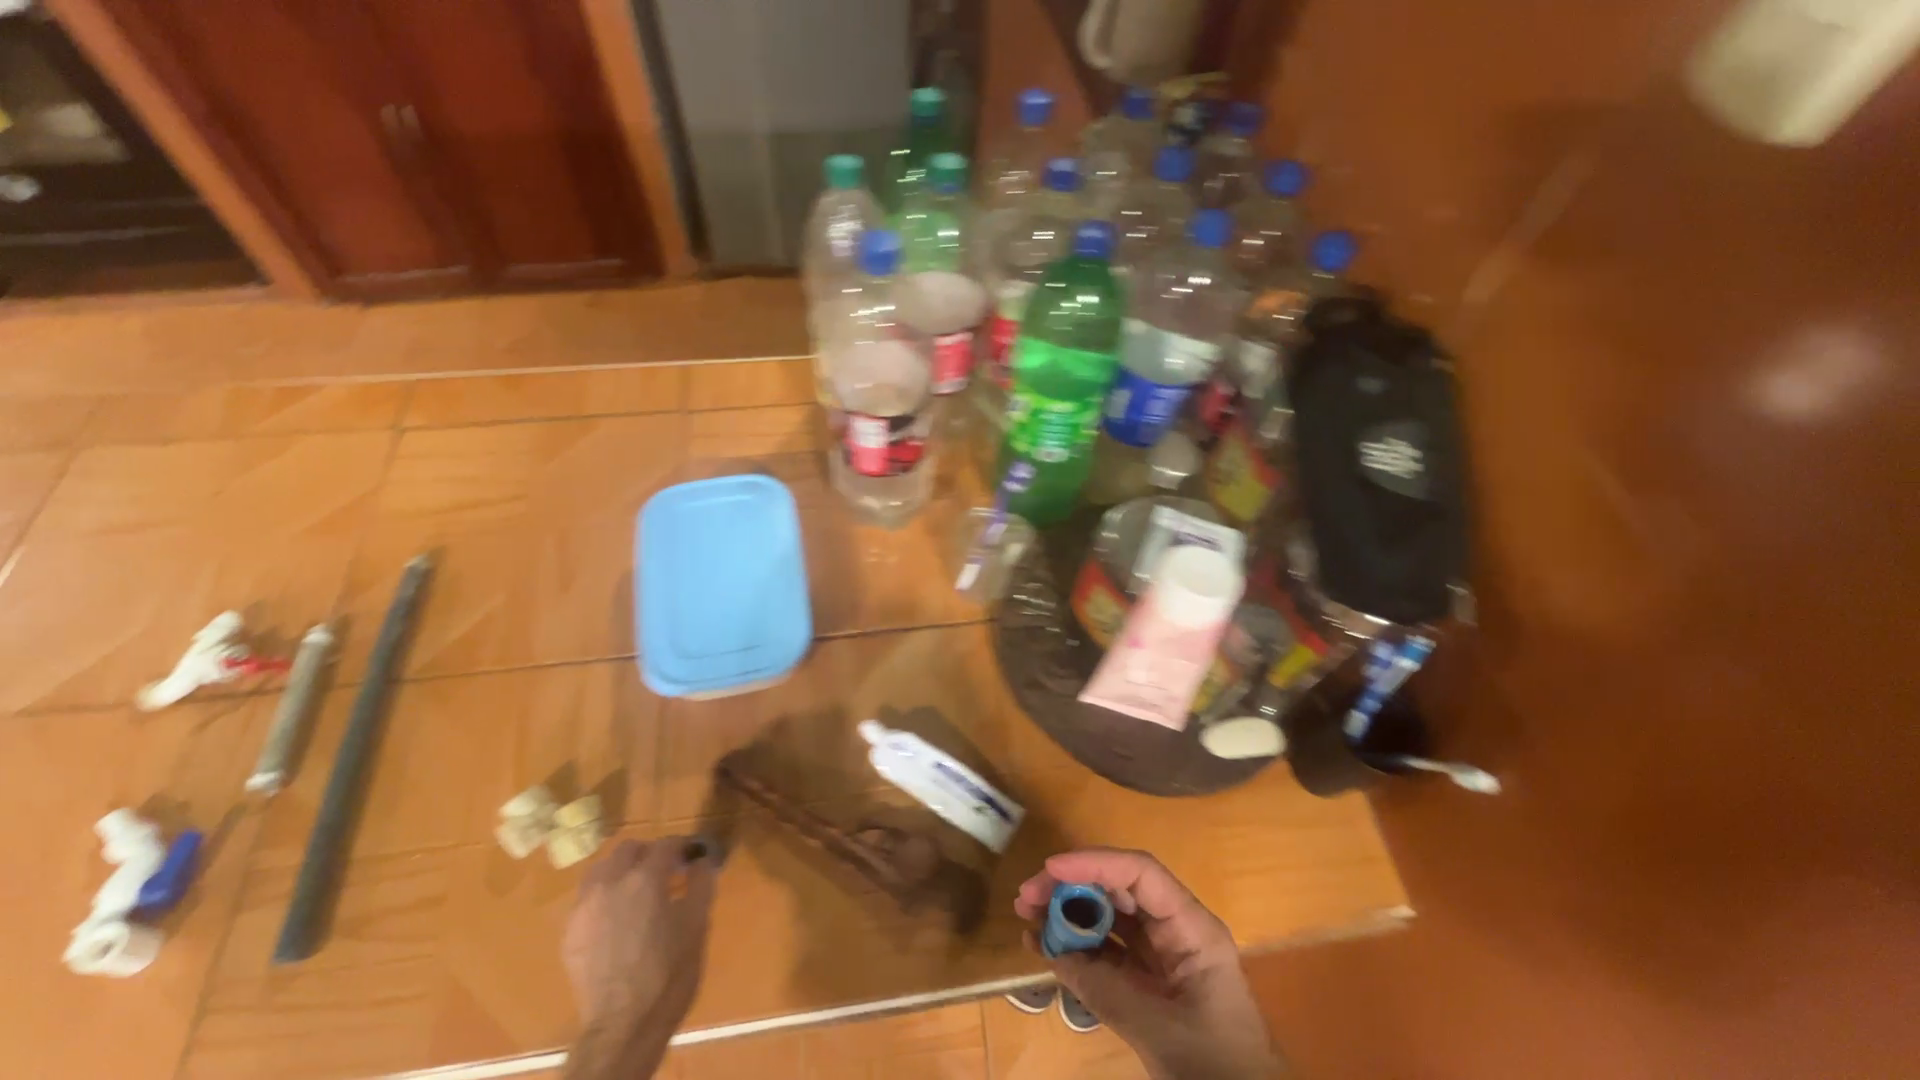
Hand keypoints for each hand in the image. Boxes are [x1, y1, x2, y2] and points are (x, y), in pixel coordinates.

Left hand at [562, 837, 717, 1079]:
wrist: (623, 1023)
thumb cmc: (669, 973)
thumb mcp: (697, 926)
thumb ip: (701, 884)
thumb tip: (702, 861)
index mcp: (645, 878)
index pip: (665, 844)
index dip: (682, 846)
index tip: (693, 856)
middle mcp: (610, 883)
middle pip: (627, 850)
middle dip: (648, 853)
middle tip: (666, 872)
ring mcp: (584, 907)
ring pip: (601, 871)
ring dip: (621, 871)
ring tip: (636, 893)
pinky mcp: (570, 932)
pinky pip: (587, 900)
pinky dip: (604, 898)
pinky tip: (617, 921)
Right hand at [1015, 849, 1285, 1079]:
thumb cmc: (1214, 1062)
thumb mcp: (1156, 1027)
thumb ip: (1103, 987)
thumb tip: (1054, 951)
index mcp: (1191, 928)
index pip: (1141, 874)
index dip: (1095, 864)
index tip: (1050, 870)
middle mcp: (1174, 929)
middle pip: (1119, 888)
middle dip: (1072, 885)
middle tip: (1027, 895)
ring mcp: (1160, 954)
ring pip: (1109, 916)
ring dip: (1067, 912)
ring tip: (1026, 915)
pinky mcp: (1146, 979)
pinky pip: (1107, 950)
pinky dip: (1074, 945)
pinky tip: (1042, 945)